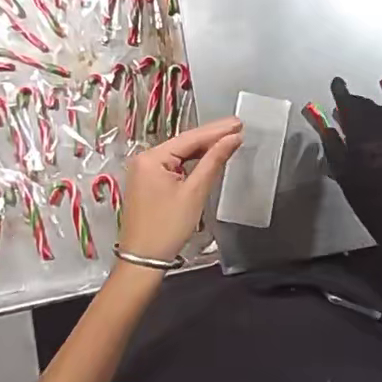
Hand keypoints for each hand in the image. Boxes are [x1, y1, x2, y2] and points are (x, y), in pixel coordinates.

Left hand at [117, 117, 244, 259]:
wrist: (143, 259)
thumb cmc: (168, 227)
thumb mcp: (194, 193)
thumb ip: (213, 161)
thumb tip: (232, 139)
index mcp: (151, 158)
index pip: (189, 138)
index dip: (216, 130)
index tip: (238, 122)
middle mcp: (144, 159)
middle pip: (183, 144)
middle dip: (210, 137)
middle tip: (238, 127)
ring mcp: (143, 171)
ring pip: (179, 155)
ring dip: (202, 149)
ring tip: (228, 139)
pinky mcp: (147, 183)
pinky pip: (173, 166)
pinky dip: (191, 163)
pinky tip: (208, 158)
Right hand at [312, 78, 381, 264]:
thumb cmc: (364, 194)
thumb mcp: (341, 171)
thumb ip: (334, 145)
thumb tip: (328, 127)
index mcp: (362, 132)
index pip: (351, 104)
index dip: (342, 92)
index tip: (337, 83)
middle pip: (368, 107)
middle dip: (356, 104)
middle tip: (344, 106)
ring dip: (371, 112)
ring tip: (360, 118)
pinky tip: (380, 129)